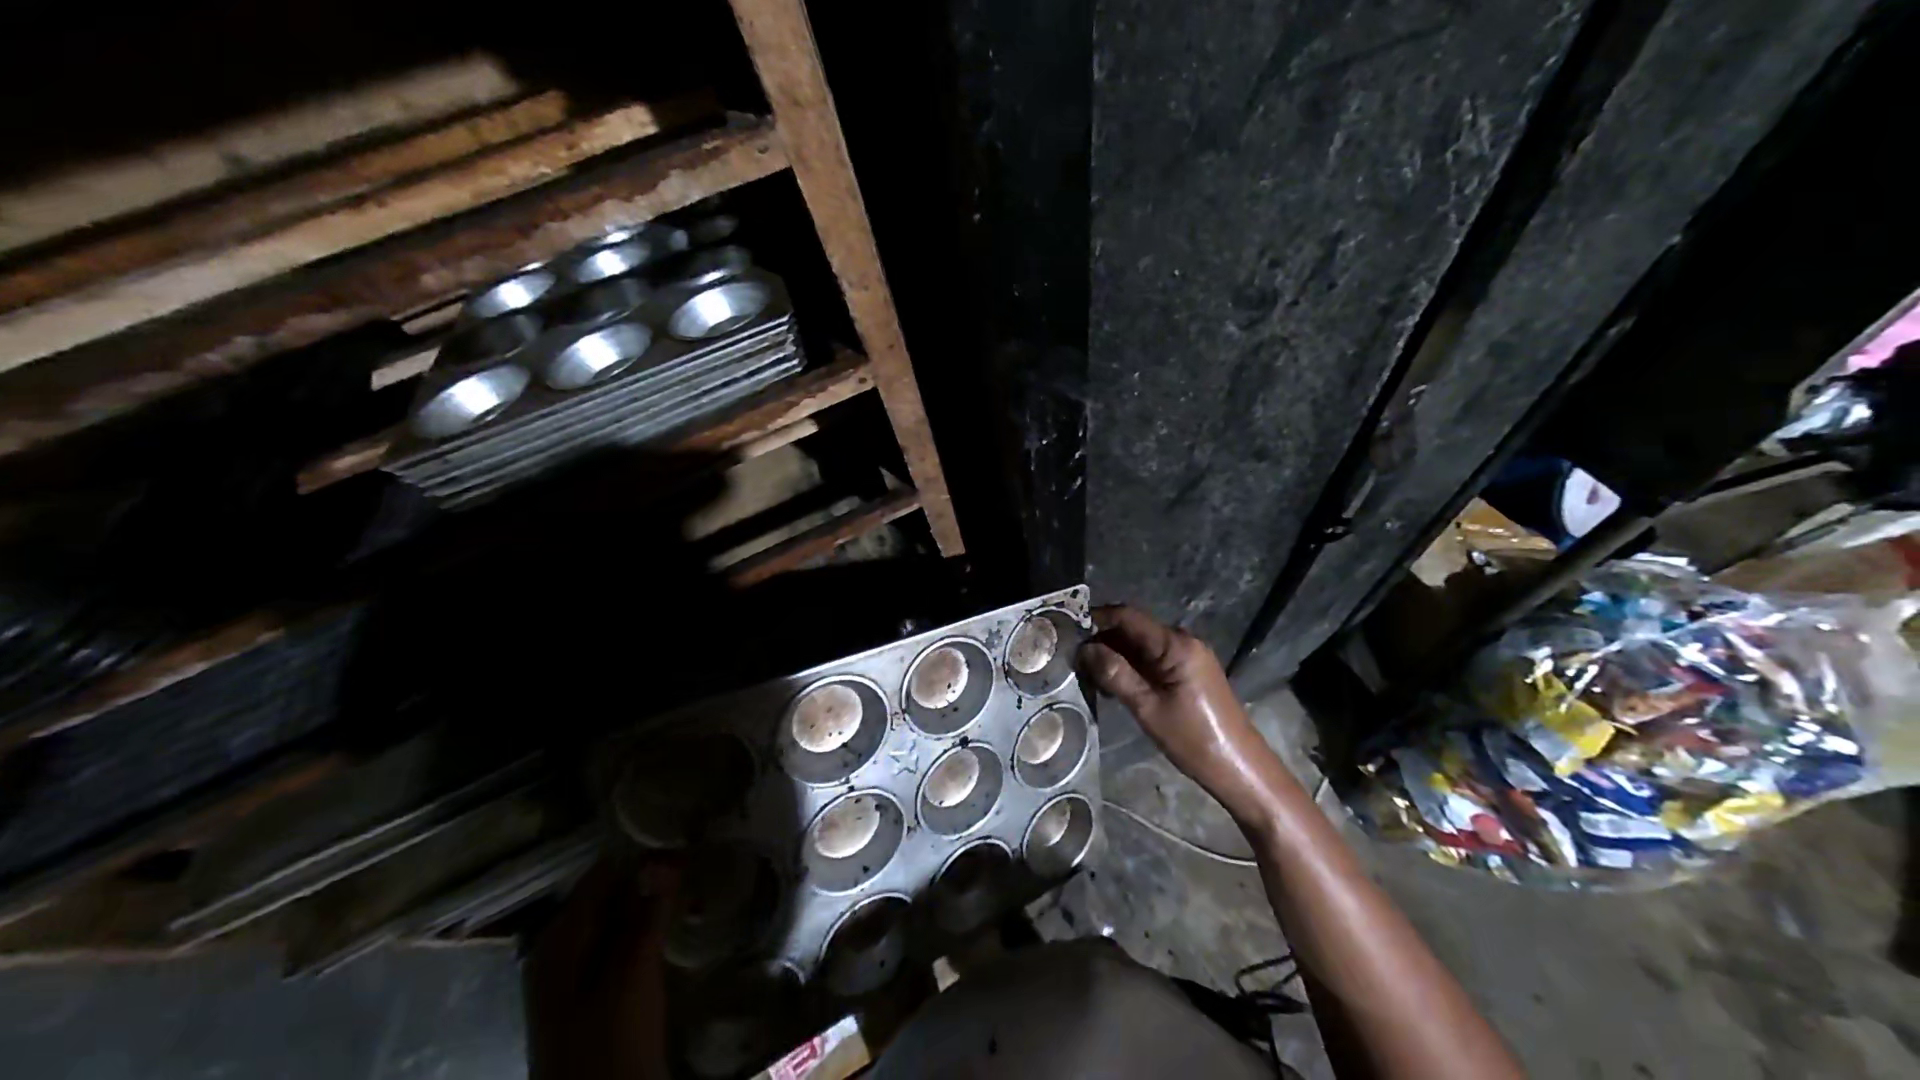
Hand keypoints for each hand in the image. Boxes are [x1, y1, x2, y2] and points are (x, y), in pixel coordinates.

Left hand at [524, 858, 678, 1079]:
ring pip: (620, 919)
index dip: (644, 854)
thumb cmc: (611, 1045)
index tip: (688, 839)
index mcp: (559, 941)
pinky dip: (649, 928)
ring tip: (696, 883)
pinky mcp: (596, 995)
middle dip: (652, 876)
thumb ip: (647, 913)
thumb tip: (666, 854)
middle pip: (610, 895)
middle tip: (698, 858)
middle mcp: (561, 951)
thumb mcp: (633, 975)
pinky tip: (678, 923)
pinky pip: (623, 944)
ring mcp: (577, 975)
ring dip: (654, 902)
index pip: (603, 874)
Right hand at [1077, 605, 1285, 828]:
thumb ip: (1115, 674)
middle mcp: (1184, 640)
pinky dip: (1132, 666)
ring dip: (1115, 656)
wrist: (1240, 768)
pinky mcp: (1190, 671)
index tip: (1067, 630)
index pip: (1127, 616)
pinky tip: (1113, 686)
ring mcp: (1189, 655)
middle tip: (1072, 659)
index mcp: (1176, 644)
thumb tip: (1085, 648)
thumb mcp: (1147, 708)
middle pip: (1133, 628)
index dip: (1096, 619)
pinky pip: (1154, 658)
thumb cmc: (1194, 739)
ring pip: (1141, 645)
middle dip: (1102, 640)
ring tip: (1087, 675)